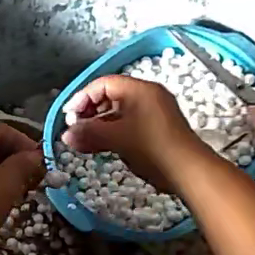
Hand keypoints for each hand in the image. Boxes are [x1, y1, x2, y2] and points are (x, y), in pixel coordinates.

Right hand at [61, 75, 212, 191]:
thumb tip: (66, 135)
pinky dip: (110, 134)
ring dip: (97, 126)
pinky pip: (126, 126)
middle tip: (74, 130)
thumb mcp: (118, 138)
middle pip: (109, 97)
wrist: (188, 171)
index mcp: (139, 90)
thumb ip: (89, 134)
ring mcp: (151, 114)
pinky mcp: (154, 130)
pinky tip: (98, 147)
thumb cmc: (153, 148)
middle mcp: (146, 97)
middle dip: (88, 113)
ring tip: (82, 142)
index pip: (103, 84)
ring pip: (117, 114)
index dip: (82, 98)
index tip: (68, 117)